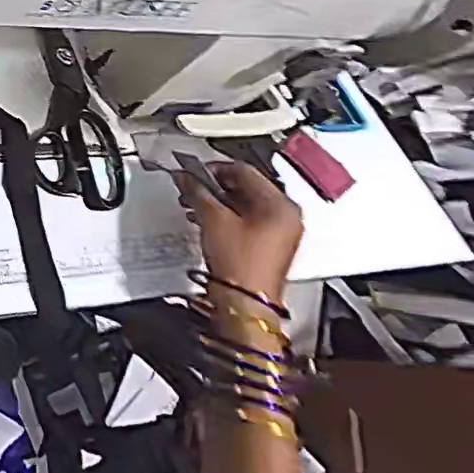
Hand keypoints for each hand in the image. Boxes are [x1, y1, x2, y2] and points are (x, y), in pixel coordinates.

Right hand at [174, 161, 302, 302]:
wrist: (244, 303)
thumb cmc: (240, 266)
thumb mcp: (213, 218)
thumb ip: (198, 191)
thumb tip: (187, 178)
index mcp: (280, 205)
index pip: (244, 170)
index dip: (214, 169)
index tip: (195, 172)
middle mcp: (286, 216)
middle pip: (246, 186)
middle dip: (215, 186)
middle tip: (194, 187)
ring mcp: (280, 232)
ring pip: (245, 203)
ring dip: (218, 201)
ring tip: (196, 204)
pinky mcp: (270, 245)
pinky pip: (248, 219)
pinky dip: (227, 215)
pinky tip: (208, 219)